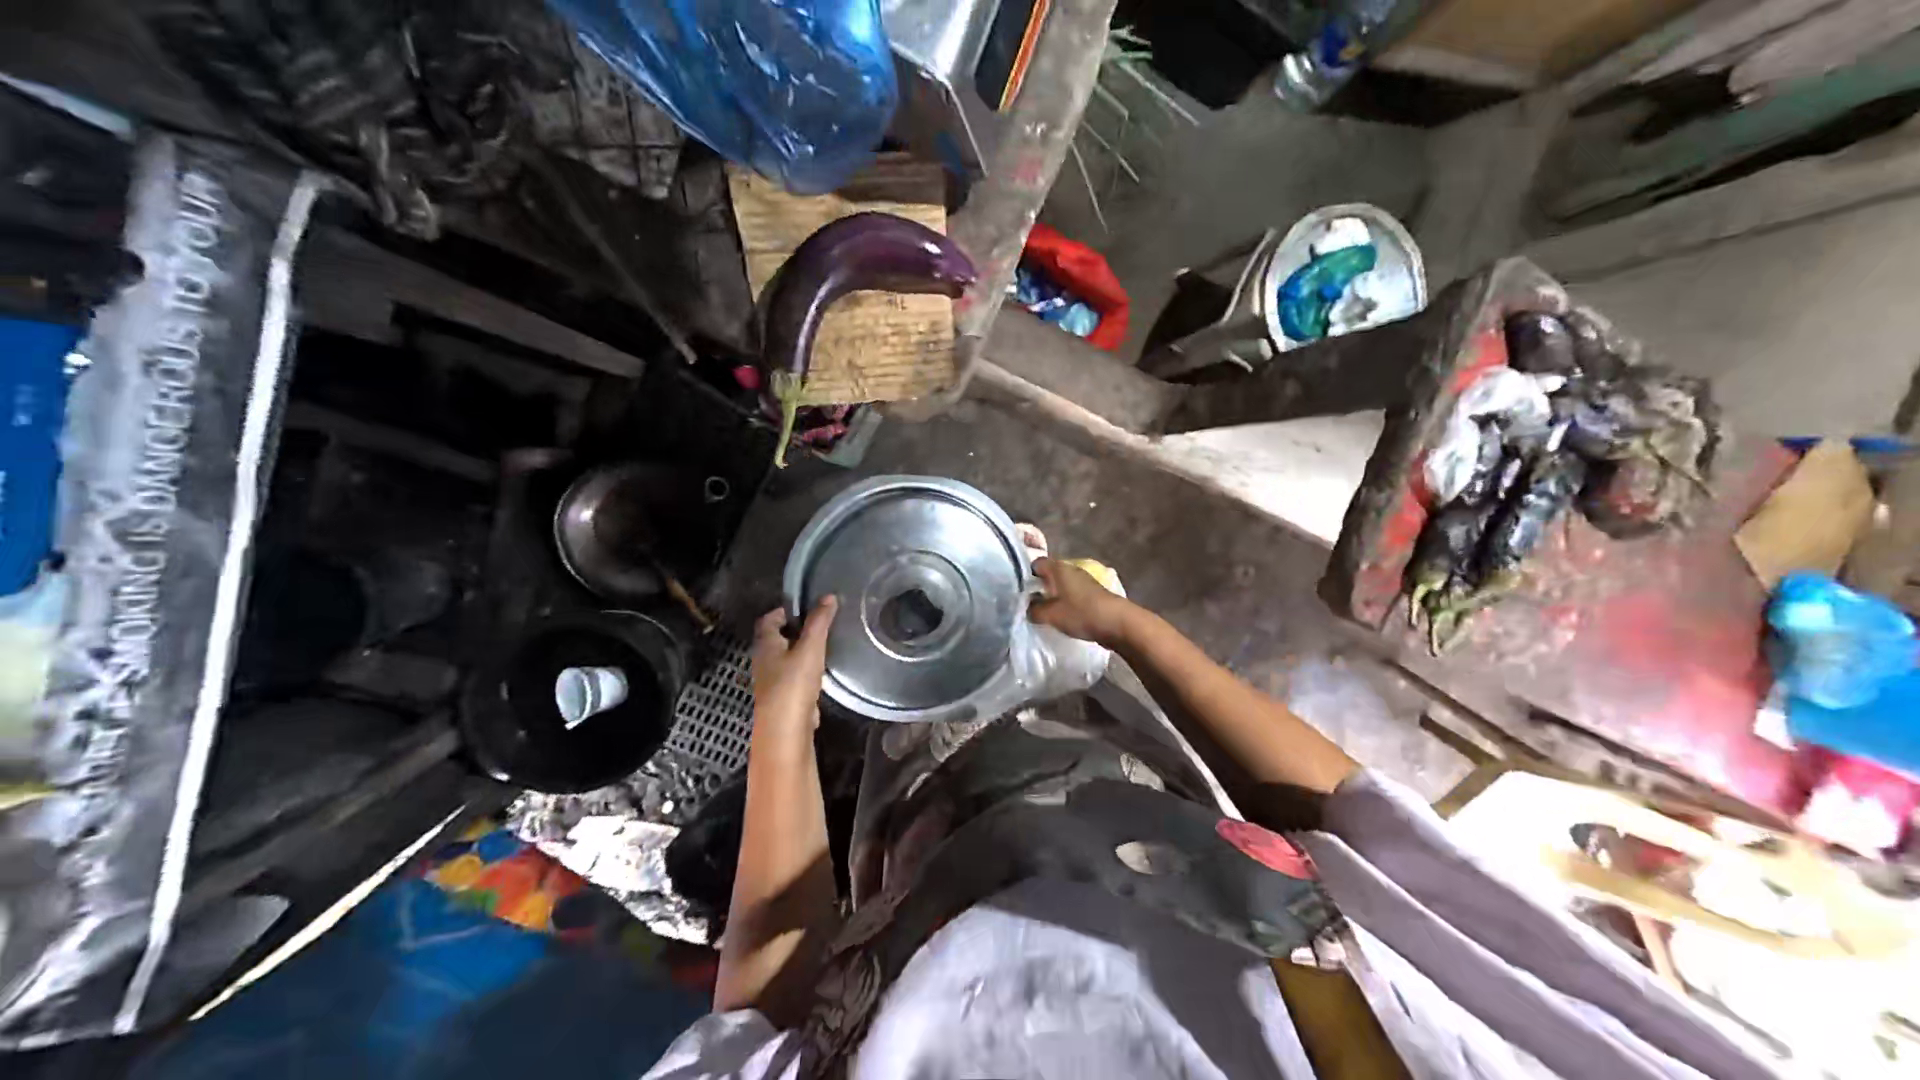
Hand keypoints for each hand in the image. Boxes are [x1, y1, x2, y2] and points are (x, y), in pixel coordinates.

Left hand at [751, 596, 837, 733]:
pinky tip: (820, 674)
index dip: (784, 611)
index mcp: (765, 644)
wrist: (785, 729)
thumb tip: (829, 597)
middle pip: (775, 639)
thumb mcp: (811, 647)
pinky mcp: (781, 698)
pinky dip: (803, 671)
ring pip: (784, 659)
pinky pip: (791, 677)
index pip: (768, 619)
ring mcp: (770, 681)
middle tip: (818, 624)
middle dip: (794, 630)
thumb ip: (819, 622)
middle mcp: (763, 661)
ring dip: (799, 651)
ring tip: (822, 646)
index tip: (805, 607)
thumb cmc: (793, 683)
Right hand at [1030, 557, 1134, 646]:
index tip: (1019, 591)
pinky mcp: (1093, 594)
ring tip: (1044, 612)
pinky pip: (1072, 594)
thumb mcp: (1050, 615)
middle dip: (1039, 587)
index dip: (1025, 575)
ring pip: (1061, 585)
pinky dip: (1065, 602)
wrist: (1118, 623)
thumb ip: (1034, 610)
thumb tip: (1028, 608)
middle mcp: (1071, 569)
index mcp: (1058, 568)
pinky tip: (1062, 616)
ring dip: (1053, 596)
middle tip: (1028, 604)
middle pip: (1049, 574)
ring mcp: (1084, 581)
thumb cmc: (1081, 613)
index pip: (1036, 563)